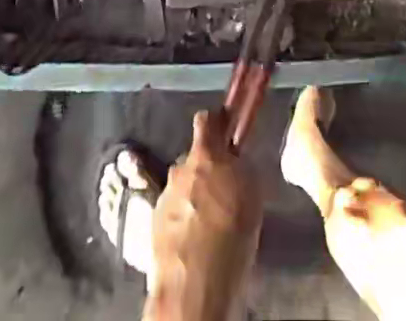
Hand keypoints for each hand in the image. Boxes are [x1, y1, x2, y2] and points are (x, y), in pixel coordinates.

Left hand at [146, 111, 262, 320]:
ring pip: (183, 187)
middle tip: (225, 187)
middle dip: (207, 168)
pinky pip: (174, 210)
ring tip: (211, 218)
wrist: (195, 284)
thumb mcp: (253, 189)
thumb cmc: (233, 230)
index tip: (225, 126)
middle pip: (195, 159)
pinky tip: (197, 237)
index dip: (216, 122)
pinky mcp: (152, 226)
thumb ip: (241, 165)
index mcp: (205, 156)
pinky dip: (184, 217)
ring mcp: (163, 198)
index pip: (206, 120)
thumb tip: (235, 158)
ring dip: (195, 195)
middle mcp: (179, 171)